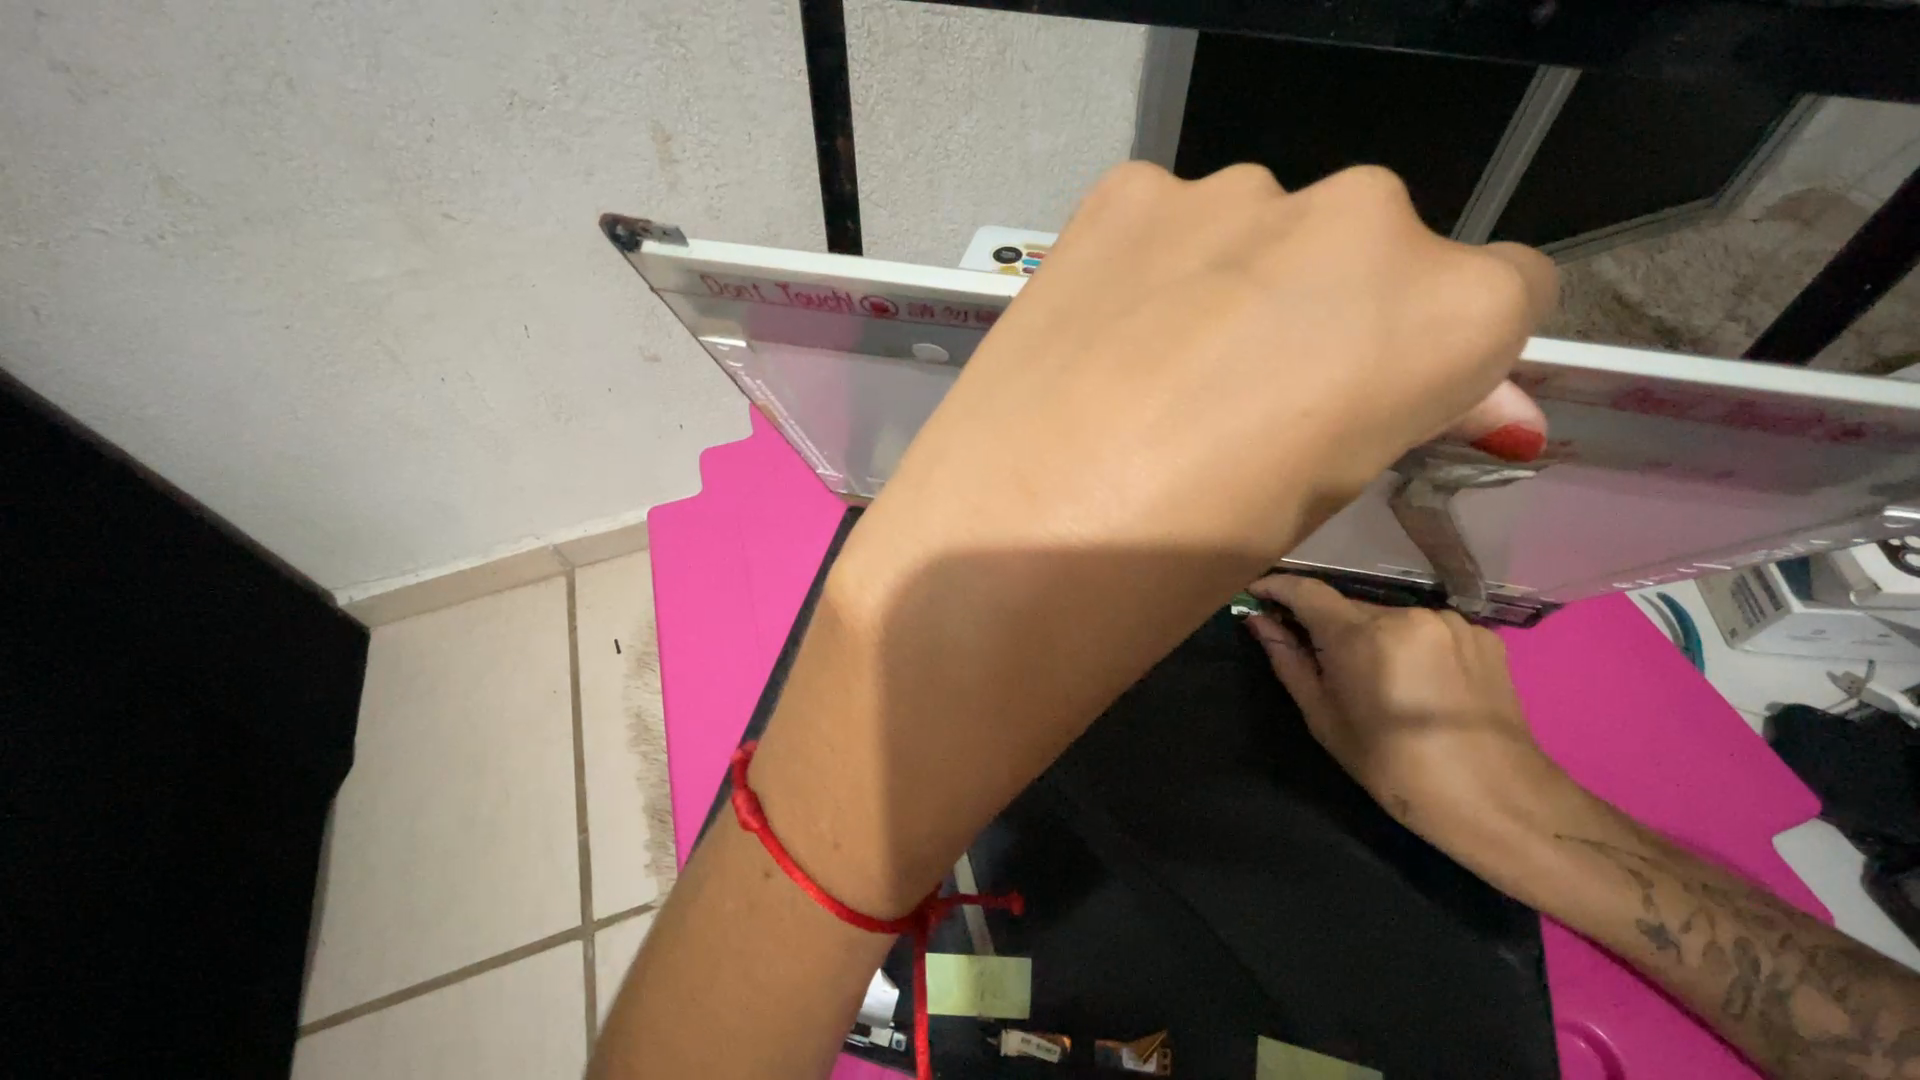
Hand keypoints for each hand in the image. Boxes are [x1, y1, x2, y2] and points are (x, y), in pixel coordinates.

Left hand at [750, 162, 1557, 915]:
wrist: (1014, 539)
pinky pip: (1173, 221)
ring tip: (1157, 376)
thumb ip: (1397, 417)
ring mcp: (1232, 192)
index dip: (1446, 354)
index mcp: (1444, 309)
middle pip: (1376, 248)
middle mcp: (1358, 216)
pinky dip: (1156, 267)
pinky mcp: (1124, 193)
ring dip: (1237, 284)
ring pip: (1267, 230)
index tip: (1385, 394)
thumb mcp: (1322, 495)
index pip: (1506, 294)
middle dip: (1333, 312)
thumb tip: (1474, 399)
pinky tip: (1106, 340)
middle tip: (1248, 396)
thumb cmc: (1187, 554)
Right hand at [1243, 574, 1571, 849]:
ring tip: (1378, 680)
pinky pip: (1429, 629)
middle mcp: (1407, 614)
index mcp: (1362, 635)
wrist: (1492, 797)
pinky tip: (1420, 682)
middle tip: (1320, 660)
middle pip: (1350, 606)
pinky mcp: (1483, 634)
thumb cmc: (1391, 765)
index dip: (1278, 588)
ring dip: (1374, 637)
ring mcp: (1450, 621)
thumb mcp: (1324, 717)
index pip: (1307, 591)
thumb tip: (1259, 622)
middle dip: (1329, 626)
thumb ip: (1289, 660)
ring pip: (1391, 617)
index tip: (1258, 594)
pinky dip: (1413, 646)